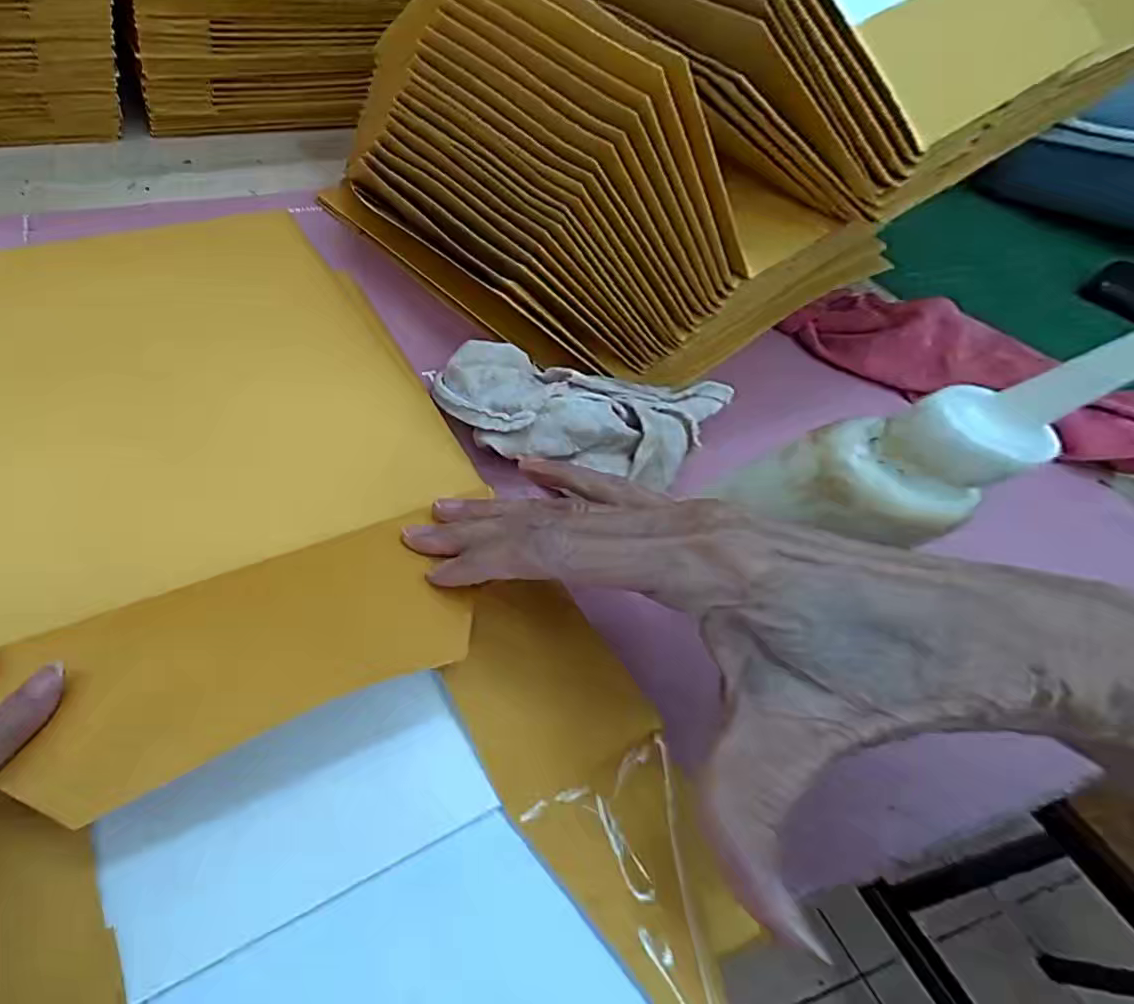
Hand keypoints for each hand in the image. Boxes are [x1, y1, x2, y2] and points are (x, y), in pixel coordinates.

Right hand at [402, 459, 1133, 957]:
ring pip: (578, 503)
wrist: (989, 630)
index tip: (437, 572)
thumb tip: (773, 936)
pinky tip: (532, 467)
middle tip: (416, 532)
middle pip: (555, 522)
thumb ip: (758, 826)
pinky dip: (564, 480)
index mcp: (692, 567)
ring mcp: (694, 513)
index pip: (563, 553)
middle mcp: (683, 525)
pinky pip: (616, 491)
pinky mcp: (705, 516)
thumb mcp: (805, 746)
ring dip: (506, 505)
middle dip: (478, 530)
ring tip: (449, 504)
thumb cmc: (889, 677)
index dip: (492, 562)